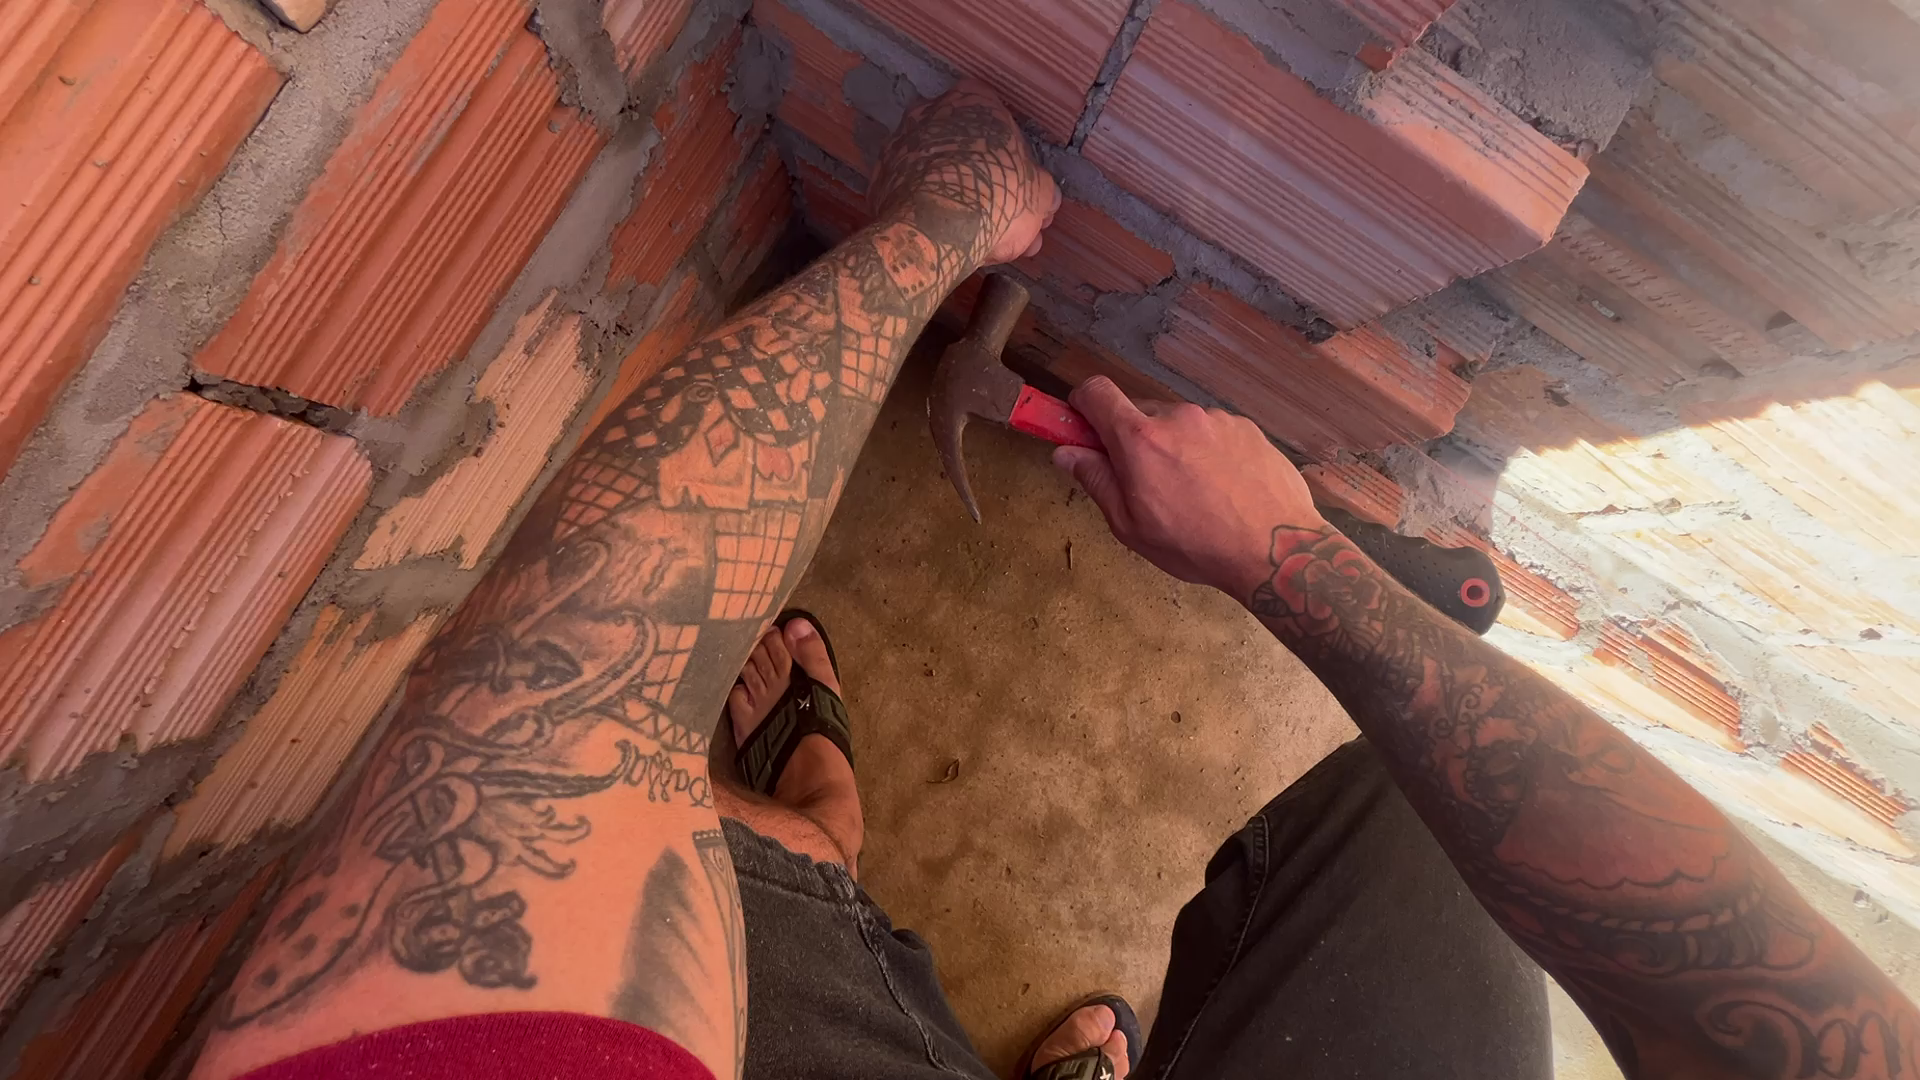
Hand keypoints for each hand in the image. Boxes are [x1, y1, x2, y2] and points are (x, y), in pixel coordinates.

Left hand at [871, 80, 1059, 264]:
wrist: (937, 229)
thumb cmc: (997, 197)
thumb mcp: (1038, 196)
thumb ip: (1042, 192)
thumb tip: (1047, 199)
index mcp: (974, 99)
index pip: (998, 123)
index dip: (1012, 165)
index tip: (1018, 196)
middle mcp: (930, 111)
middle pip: (963, 151)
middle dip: (981, 186)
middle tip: (998, 224)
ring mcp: (898, 144)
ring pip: (935, 176)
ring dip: (954, 205)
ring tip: (974, 244)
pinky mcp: (879, 182)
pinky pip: (910, 199)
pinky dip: (925, 218)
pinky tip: (942, 244)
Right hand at [1053, 378, 1325, 598]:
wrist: (1276, 550)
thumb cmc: (1196, 544)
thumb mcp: (1130, 524)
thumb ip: (1095, 480)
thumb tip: (1065, 453)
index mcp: (1140, 439)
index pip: (1096, 392)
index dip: (1081, 404)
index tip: (1080, 426)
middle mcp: (1177, 417)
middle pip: (1138, 412)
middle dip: (1131, 440)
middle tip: (1142, 482)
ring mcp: (1216, 419)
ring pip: (1177, 424)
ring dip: (1172, 447)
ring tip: (1190, 493)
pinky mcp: (1246, 427)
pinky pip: (1211, 432)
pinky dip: (1205, 452)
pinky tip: (1219, 489)